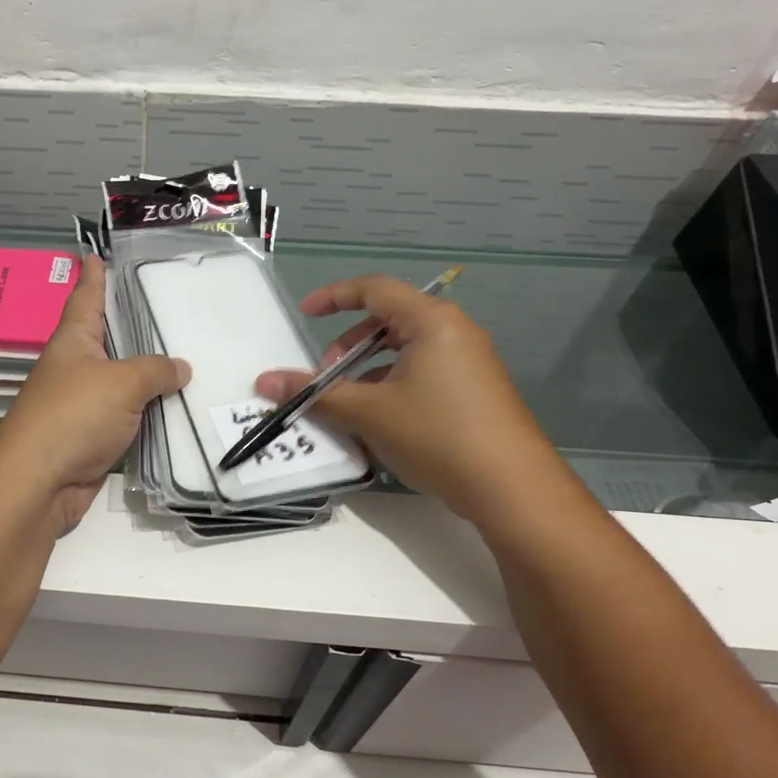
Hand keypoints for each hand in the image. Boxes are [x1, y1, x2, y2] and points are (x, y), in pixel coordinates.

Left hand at [0, 256, 190, 535]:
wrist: (40, 484)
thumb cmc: (73, 417)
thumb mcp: (121, 382)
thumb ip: (155, 370)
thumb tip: (180, 368)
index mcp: (74, 340)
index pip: (86, 297)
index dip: (94, 275)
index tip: (98, 253)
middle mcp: (76, 367)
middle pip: (109, 337)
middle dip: (134, 321)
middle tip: (171, 301)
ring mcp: (84, 403)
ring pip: (123, 379)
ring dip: (149, 370)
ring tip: (189, 351)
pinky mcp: (94, 436)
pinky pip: (129, 415)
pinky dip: (151, 410)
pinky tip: (179, 405)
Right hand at [255, 274, 569, 523]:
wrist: (512, 488)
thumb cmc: (437, 435)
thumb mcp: (369, 412)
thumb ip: (315, 393)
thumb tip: (265, 382)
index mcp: (432, 322)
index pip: (375, 289)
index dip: (334, 296)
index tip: (304, 315)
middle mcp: (454, 332)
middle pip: (390, 319)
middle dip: (349, 344)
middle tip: (327, 376)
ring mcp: (469, 362)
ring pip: (406, 349)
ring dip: (369, 369)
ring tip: (351, 403)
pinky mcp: (475, 391)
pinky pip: (423, 371)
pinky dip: (393, 384)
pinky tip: (381, 421)